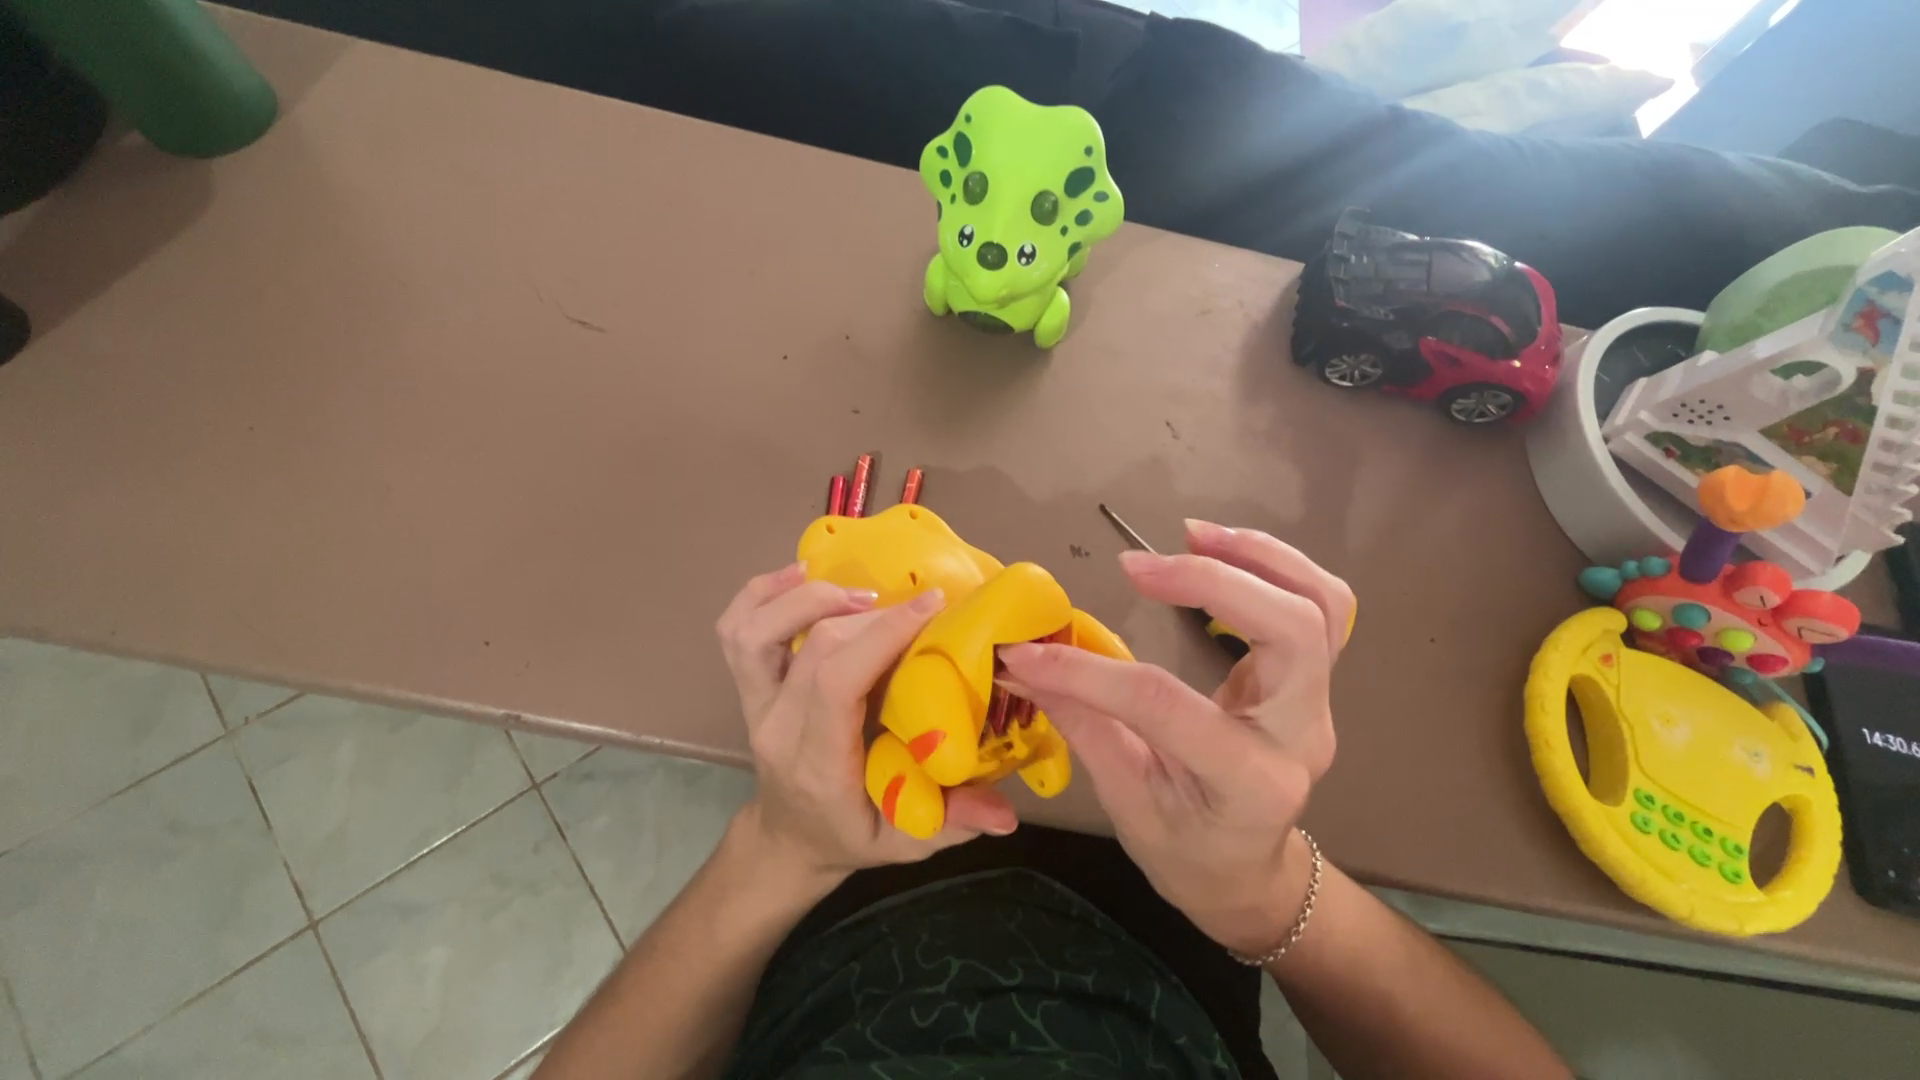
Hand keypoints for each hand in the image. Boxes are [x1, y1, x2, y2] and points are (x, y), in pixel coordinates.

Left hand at [715, 565, 1017, 882]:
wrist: (788, 840)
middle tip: (919, 606)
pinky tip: (802, 573)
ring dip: (810, 597)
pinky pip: (736, 628)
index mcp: (818, 764)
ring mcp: (754, 704)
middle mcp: (777, 727)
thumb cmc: (850, 836)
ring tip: (862, 591)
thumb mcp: (905, 843)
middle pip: (813, 649)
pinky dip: (763, 592)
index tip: (932, 606)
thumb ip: (953, 824)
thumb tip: (1008, 815)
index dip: (882, 635)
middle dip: (872, 615)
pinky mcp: (747, 687)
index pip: (836, 684)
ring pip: (756, 631)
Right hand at [998, 521, 1354, 953]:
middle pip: (1293, 630)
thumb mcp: (1123, 799)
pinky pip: (1319, 605)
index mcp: (1248, 782)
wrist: (1246, 872)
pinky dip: (1274, 565)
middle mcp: (1298, 733)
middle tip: (1135, 566)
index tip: (1027, 651)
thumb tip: (1021, 662)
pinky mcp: (1311, 679)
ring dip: (1258, 556)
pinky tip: (1219, 548)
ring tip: (1191, 533)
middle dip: (1211, 582)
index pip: (1163, 704)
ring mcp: (1316, 702)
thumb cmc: (1184, 850)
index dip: (1086, 671)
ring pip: (1322, 604)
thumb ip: (1078, 720)